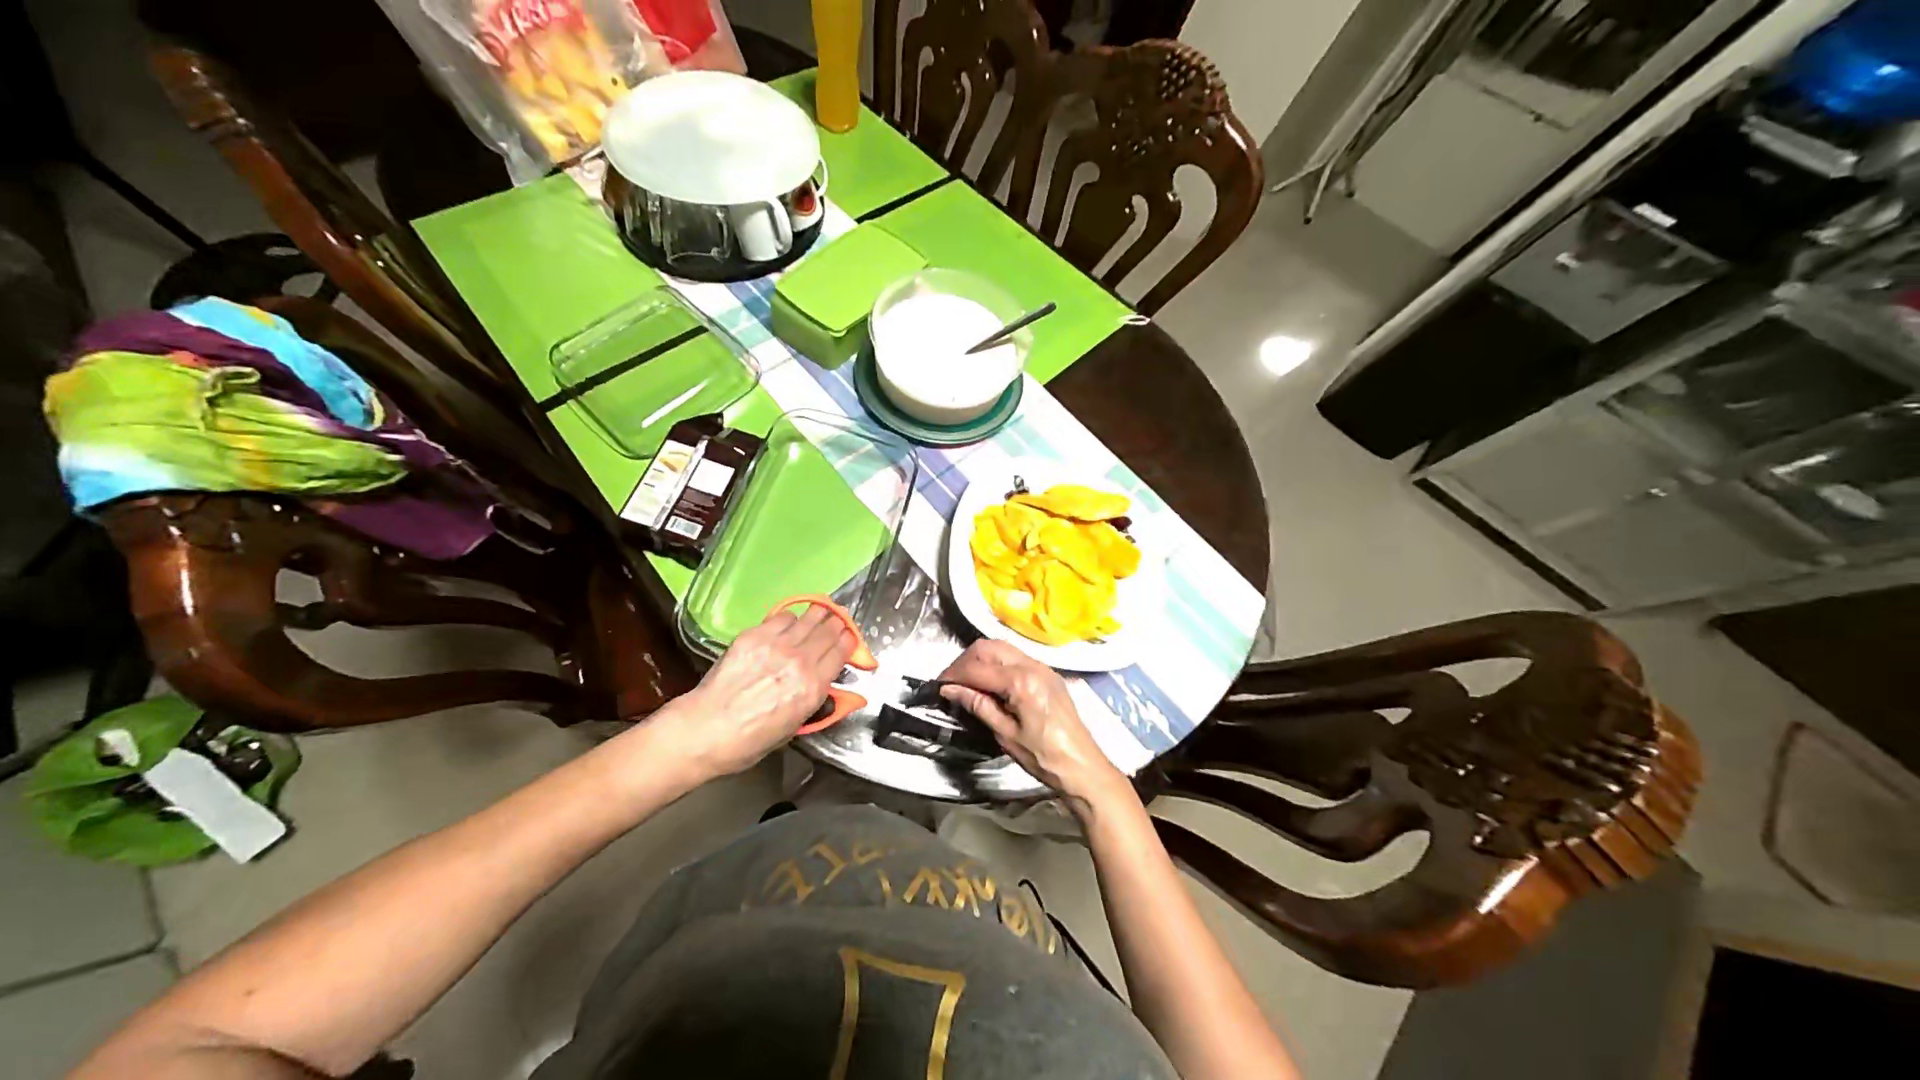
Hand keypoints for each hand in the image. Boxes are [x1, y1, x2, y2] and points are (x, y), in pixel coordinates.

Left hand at [654, 605, 855, 779]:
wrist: (706, 730)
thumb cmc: (749, 740)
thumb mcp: (795, 727)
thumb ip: (815, 699)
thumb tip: (826, 683)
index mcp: (813, 687)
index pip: (842, 650)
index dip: (849, 641)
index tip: (848, 639)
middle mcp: (800, 661)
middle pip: (829, 629)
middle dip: (836, 624)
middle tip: (836, 623)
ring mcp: (776, 645)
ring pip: (809, 617)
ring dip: (817, 616)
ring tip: (818, 615)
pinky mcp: (754, 636)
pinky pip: (782, 617)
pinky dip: (790, 619)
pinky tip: (787, 626)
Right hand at [937, 640, 1126, 807]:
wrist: (1083, 766)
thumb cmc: (1044, 757)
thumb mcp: (1005, 734)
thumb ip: (978, 705)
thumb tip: (950, 689)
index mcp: (1021, 681)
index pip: (977, 667)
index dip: (953, 675)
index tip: (938, 686)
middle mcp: (1033, 665)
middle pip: (989, 647)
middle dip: (965, 661)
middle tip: (951, 683)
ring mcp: (1043, 667)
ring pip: (1002, 648)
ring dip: (981, 659)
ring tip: (966, 682)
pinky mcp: (1048, 674)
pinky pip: (1016, 657)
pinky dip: (997, 663)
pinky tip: (988, 682)